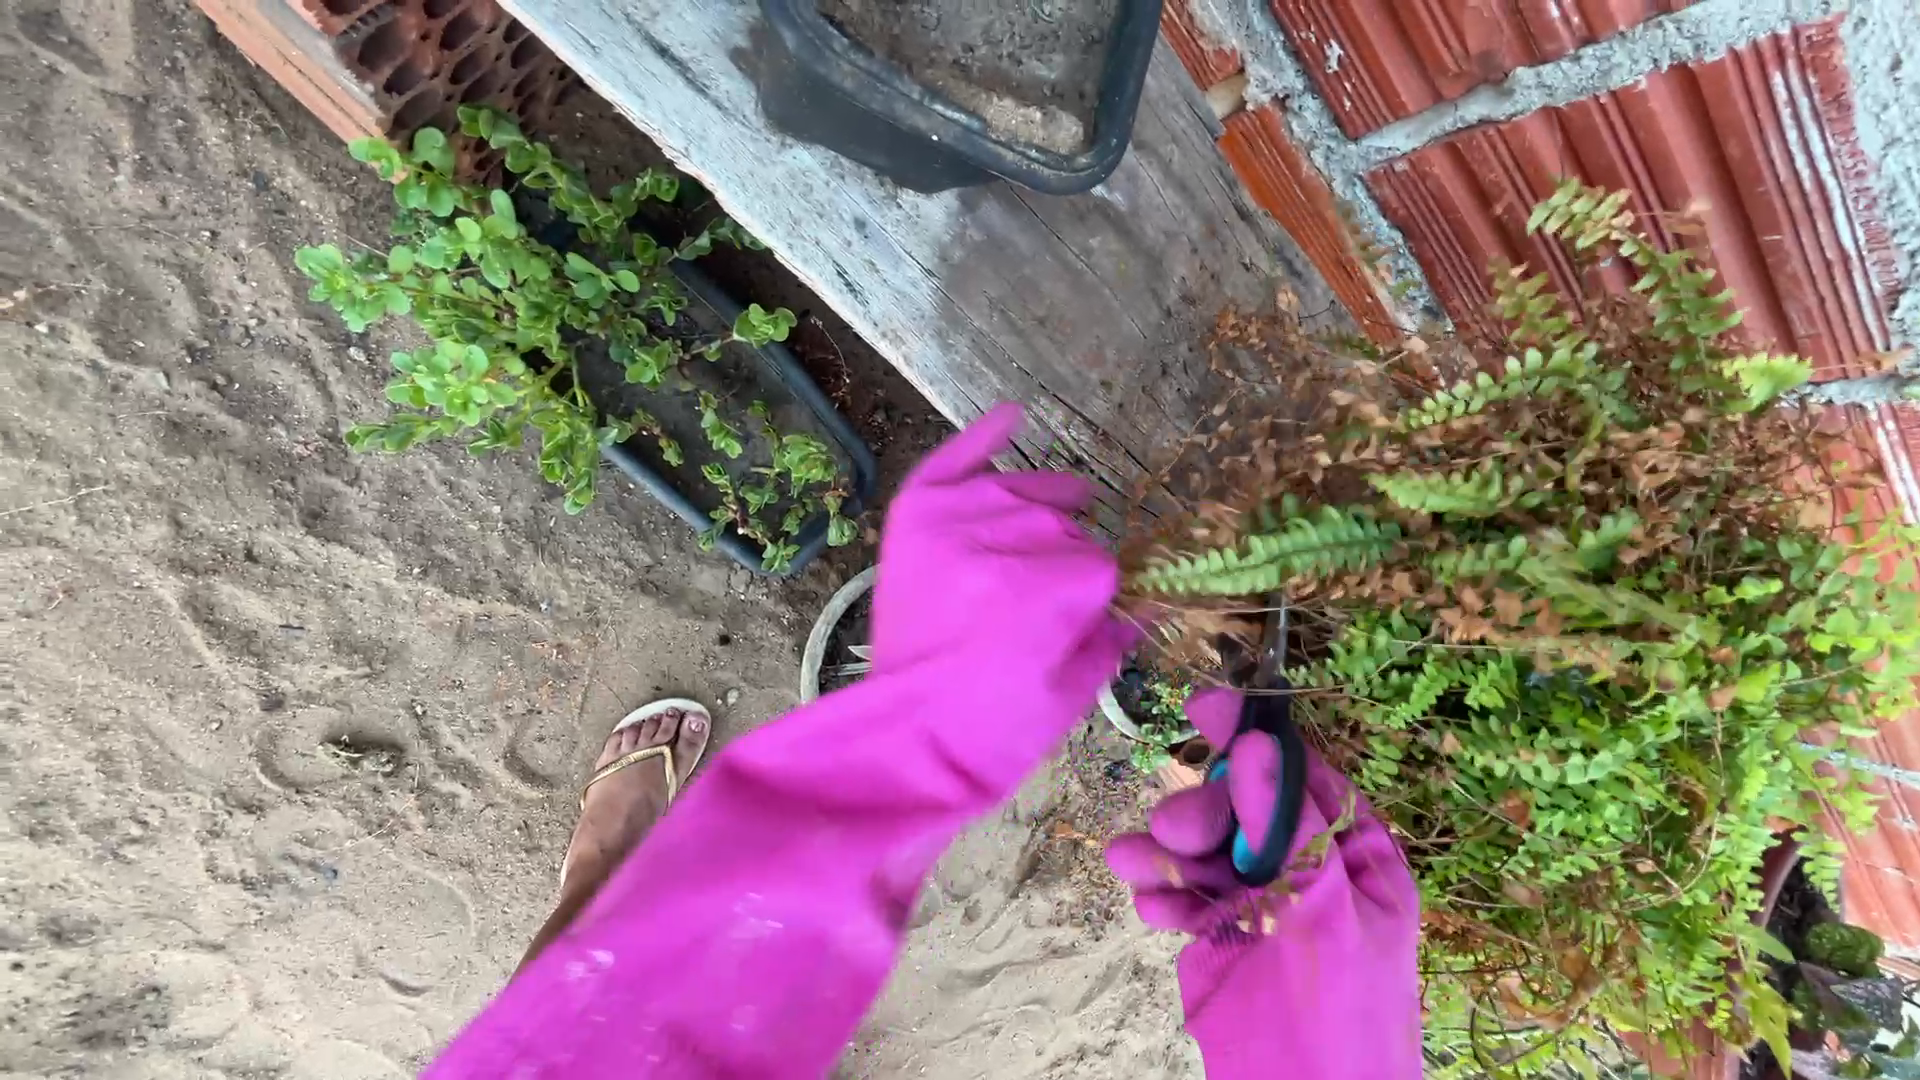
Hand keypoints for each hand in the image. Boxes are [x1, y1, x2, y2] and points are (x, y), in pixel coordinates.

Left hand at [870, 402, 1132, 772]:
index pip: (1102, 563)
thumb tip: (1151, 602)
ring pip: (1020, 496)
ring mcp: (950, 526)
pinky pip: (952, 462)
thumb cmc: (995, 733)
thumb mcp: (1072, 694)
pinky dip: (981, 440)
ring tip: (1057, 520)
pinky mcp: (913, 521)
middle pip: (1063, 526)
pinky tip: (1015, 417)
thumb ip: (1114, 636)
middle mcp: (998, 546)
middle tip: (1046, 603)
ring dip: (1041, 512)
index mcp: (1045, 593)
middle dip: (1067, 561)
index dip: (1100, 592)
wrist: (908, 741)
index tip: (1090, 613)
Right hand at [1106, 688, 1422, 1078]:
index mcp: (1353, 858)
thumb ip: (1288, 827)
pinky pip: (1184, 891)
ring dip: (1167, 850)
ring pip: (1205, 847)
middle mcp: (1304, 867)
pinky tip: (1149, 905)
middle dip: (1203, 810)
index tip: (1204, 706)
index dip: (1254, 740)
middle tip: (1172, 827)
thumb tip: (1257, 744)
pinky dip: (1164, 891)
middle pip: (1241, 807)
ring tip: (1131, 860)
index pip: (1301, 777)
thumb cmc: (1336, 1015)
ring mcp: (1258, 899)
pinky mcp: (1218, 930)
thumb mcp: (1324, 913)